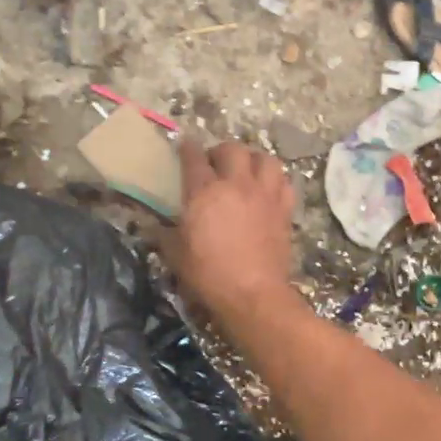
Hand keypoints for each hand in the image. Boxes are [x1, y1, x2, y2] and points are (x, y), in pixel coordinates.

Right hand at [166, 139, 298, 320]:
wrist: (253, 294)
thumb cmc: (209, 275)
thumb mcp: (176, 256)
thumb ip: (165, 235)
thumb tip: (155, 226)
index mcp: (204, 192)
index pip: (193, 158)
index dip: (187, 148)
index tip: (184, 146)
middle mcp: (237, 185)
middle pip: (232, 149)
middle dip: (221, 151)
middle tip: (215, 164)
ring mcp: (265, 196)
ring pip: (265, 159)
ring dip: (253, 160)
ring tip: (246, 171)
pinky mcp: (284, 211)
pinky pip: (284, 183)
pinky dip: (275, 181)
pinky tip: (268, 190)